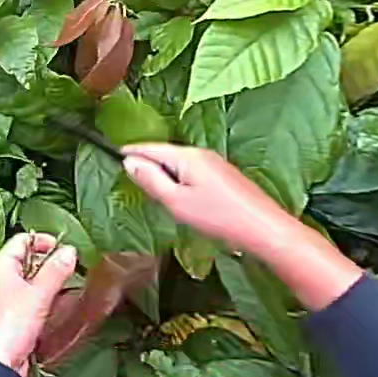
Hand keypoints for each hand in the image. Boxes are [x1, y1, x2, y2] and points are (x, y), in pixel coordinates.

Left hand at [0, 232, 77, 375]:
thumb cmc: (11, 324)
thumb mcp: (38, 294)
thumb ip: (55, 270)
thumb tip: (69, 250)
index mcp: (1, 265)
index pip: (21, 240)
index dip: (42, 240)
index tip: (65, 247)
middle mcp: (1, 277)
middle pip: (26, 258)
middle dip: (49, 259)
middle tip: (72, 265)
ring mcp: (6, 295)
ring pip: (30, 278)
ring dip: (49, 279)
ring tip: (71, 282)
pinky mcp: (13, 313)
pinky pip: (31, 296)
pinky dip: (45, 295)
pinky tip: (59, 302)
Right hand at [118, 143, 361, 309]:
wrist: (266, 230)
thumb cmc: (218, 216)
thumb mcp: (175, 201)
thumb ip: (150, 179)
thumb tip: (129, 162)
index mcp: (186, 156)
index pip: (148, 147)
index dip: (129, 152)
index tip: (111, 156)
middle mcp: (200, 153)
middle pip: (164, 153)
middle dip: (146, 162)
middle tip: (130, 178)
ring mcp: (215, 163)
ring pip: (178, 162)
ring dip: (162, 172)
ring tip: (152, 189)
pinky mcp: (224, 175)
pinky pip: (191, 170)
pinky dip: (178, 178)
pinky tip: (179, 195)